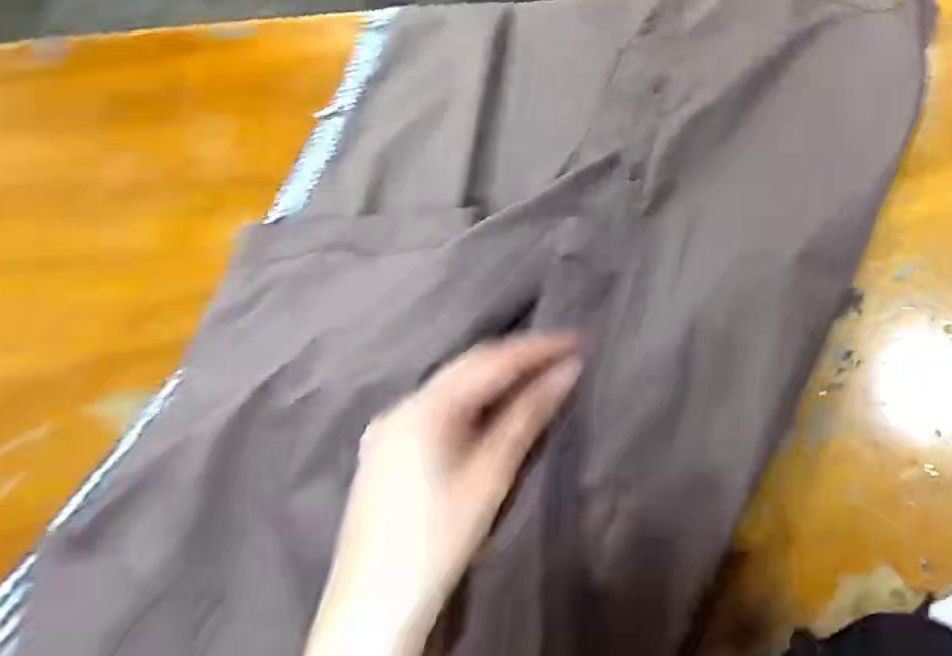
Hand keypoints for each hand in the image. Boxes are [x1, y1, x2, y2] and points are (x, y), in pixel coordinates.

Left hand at [305, 335, 581, 655]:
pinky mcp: (390, 449)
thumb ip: (530, 413)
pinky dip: (479, 395)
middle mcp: (402, 407)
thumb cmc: (439, 537)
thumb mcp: (493, 472)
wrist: (371, 611)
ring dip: (501, 374)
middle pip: (471, 365)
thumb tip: (570, 368)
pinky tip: (502, 402)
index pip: (492, 361)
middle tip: (568, 352)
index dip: (539, 348)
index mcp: (423, 409)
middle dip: (521, 356)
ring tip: (544, 371)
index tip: (580, 340)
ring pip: (458, 383)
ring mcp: (391, 428)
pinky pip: (444, 402)